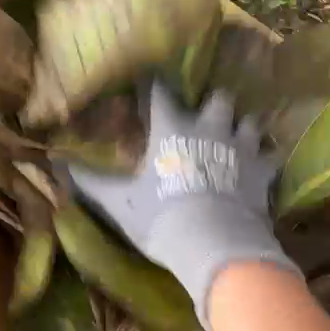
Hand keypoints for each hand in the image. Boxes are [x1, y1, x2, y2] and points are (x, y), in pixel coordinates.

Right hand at [68, 82, 297, 327]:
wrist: (216, 245)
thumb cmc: (162, 220)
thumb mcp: (119, 204)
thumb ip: (91, 182)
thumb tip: (58, 164)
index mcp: (173, 128)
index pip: (161, 92)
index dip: (155, 87)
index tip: (151, 85)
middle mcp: (211, 127)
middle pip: (218, 97)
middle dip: (212, 104)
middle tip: (204, 118)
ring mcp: (243, 146)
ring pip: (249, 121)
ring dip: (241, 128)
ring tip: (235, 140)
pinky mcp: (265, 171)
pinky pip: (271, 155)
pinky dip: (265, 160)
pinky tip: (260, 168)